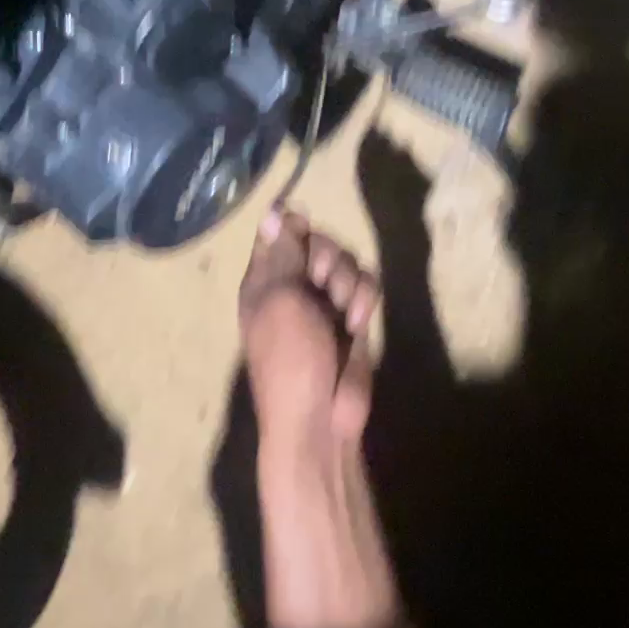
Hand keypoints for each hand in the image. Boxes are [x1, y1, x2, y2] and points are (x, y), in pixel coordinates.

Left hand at [240, 211, 382, 454]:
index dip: (294, 227)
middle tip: (322, 283)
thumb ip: (282, 253)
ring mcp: (325, 300)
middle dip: (328, 257)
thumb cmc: (289, 357)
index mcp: (263, 280)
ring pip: (346, 260)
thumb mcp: (280, 300)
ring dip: (348, 280)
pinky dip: (365, 298)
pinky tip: (359, 321)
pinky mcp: (353, 314)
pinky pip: (366, 283)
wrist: (321, 417)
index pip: (277, 232)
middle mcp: (293, 285)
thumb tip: (272, 210)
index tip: (305, 232)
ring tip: (343, 312)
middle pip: (318, 241)